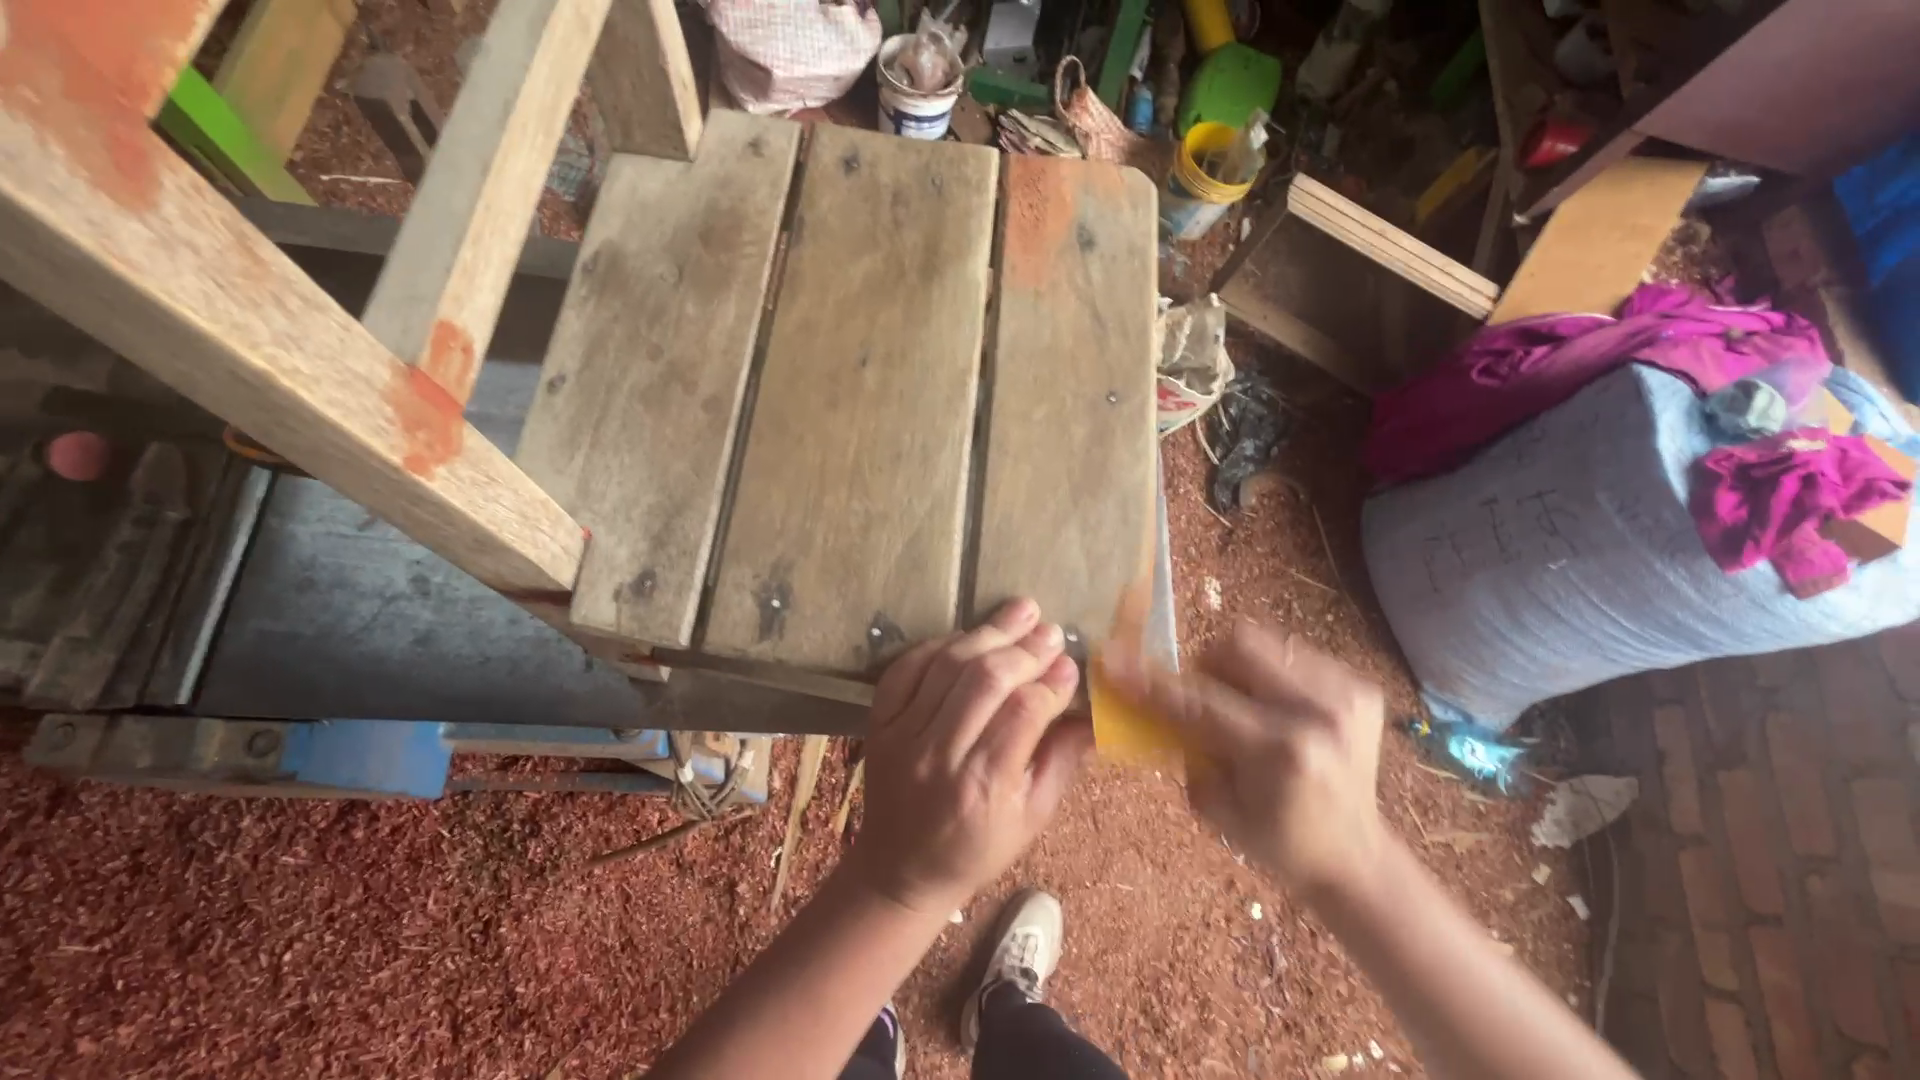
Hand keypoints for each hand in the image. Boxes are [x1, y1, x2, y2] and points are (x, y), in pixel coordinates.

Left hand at [846, 598, 1092, 916]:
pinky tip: (969, 635)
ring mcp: (902, 735)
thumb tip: (1092, 710)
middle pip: (985, 680)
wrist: (900, 869)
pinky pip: (907, 667)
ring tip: (1020, 612)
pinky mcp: (878, 722)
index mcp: (983, 786)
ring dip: (987, 633)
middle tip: (1050, 631)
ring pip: (947, 665)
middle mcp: (939, 755)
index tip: (1070, 665)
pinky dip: (940, 645)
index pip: (1024, 713)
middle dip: (1025, 649)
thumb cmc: (976, 849)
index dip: (1051, 682)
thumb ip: (1062, 759)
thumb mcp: (1032, 817)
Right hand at [1102, 620, 1387, 898]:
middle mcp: (1318, 713)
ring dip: (1237, 667)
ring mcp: (1346, 696)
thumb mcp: (1214, 804)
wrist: (1355, 856)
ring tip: (1242, 705)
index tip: (1112, 660)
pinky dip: (1268, 674)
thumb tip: (1152, 699)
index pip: (1199, 701)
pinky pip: (1291, 654)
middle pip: (1236, 646)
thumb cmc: (1276, 841)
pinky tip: (1275, 710)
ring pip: (1262, 642)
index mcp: (1281, 752)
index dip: (1150, 681)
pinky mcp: (1360, 688)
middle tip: (1201, 696)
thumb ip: (1184, 745)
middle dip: (1205, 665)